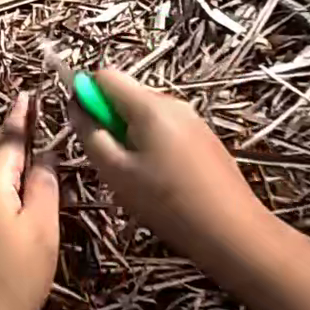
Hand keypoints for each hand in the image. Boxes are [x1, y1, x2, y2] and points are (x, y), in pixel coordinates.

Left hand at [0, 93, 59, 309]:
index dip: (20, 118)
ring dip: (8, 184)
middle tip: (38, 140)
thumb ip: (43, 187)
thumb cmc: (13, 279)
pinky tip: (9, 226)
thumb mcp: (41, 231)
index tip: (26, 95)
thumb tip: (45, 156)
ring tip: (31, 190)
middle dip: (16, 153)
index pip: (9, 141)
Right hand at [65, 69, 276, 264]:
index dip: (86, 94)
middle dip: (109, 119)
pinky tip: (160, 181)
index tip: (84, 127)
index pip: (105, 76)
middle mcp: (173, 103)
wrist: (234, 233)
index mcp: (149, 106)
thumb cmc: (168, 203)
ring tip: (135, 175)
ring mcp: (193, 120)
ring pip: (144, 114)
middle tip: (110, 160)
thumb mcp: (115, 171)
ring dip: (129, 135)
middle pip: (126, 94)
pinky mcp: (204, 138)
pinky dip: (151, 145)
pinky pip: (165, 129)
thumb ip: (90, 133)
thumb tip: (76, 106)